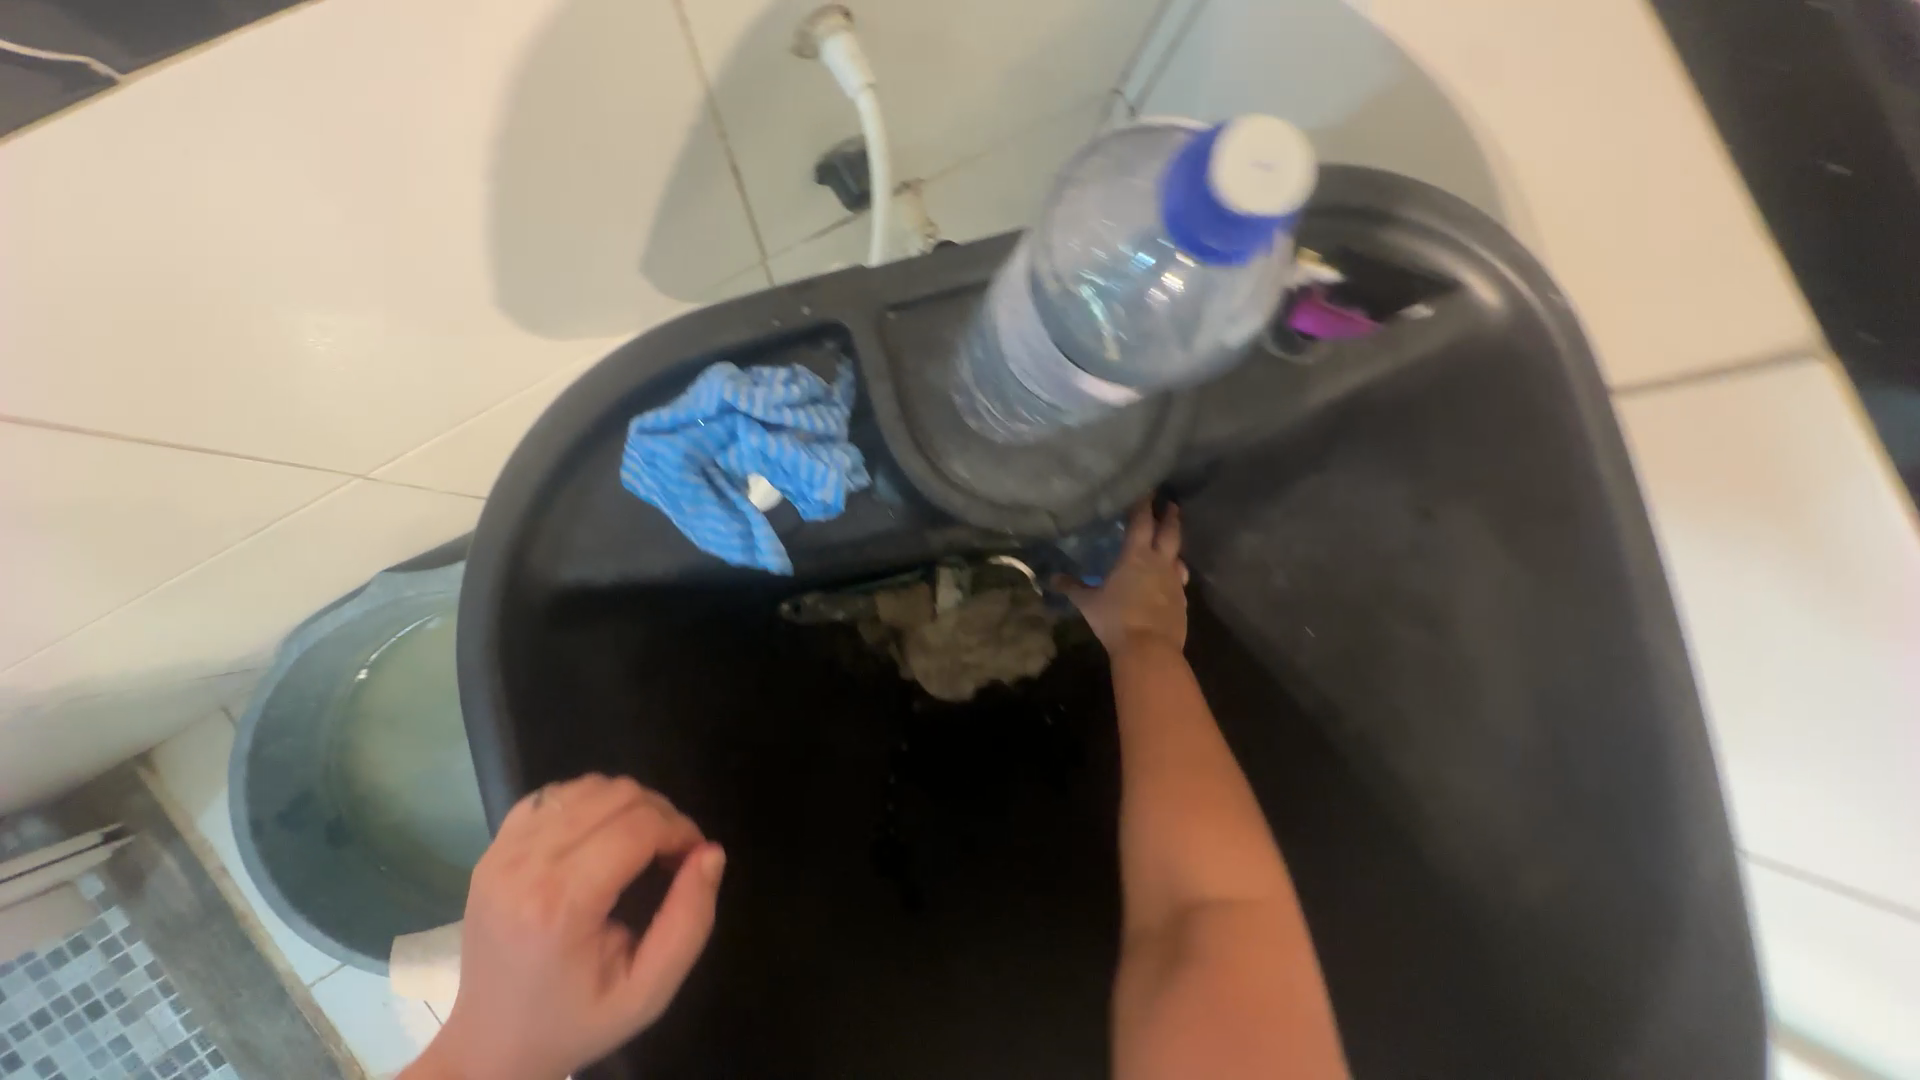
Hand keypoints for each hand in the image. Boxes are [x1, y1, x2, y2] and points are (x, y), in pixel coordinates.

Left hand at [410, 774, 724, 1079]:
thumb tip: (710, 853)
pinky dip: (589, 803)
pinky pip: (554, 793)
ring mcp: (502, 852)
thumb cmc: (576, 1021)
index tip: (694, 857)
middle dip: (662, 815)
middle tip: (672, 854)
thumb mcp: (649, 991)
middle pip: (618, 796)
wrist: (491, 1046)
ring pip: (590, 786)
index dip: (681, 830)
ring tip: (639, 845)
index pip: (640, 826)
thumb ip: (690, 921)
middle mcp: (524, 866)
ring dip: (628, 805)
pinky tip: (599, 837)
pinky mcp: (491, 848)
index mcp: (561, 904)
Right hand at [1056, 500, 1187, 656]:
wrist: (1149, 649)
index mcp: (1135, 555)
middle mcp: (1159, 562)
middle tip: (1170, 503)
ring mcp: (1174, 581)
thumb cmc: (1115, 619)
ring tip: (1171, 540)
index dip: (1143, 503)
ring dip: (1175, 544)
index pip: (1141, 520)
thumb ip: (1072, 587)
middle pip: (1169, 531)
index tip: (1147, 488)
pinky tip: (1172, 578)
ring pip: (1179, 555)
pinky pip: (1180, 579)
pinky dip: (1176, 572)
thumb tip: (1052, 578)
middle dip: (1169, 515)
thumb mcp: (1088, 602)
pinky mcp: (1182, 600)